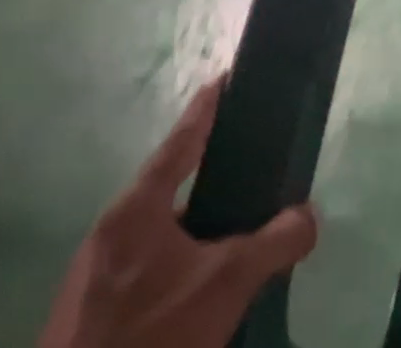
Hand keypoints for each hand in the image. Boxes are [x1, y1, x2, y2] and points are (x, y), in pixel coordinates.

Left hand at [39, 77, 318, 347]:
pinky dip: (187, 261)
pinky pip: (153, 266)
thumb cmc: (151, 331)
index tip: (227, 77)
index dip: (207, 109)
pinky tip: (212, 284)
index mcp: (135, 211)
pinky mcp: (95, 310)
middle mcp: (110, 232)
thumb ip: (277, 240)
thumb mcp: (229, 281)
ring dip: (203, 228)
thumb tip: (305, 218)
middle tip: (257, 168)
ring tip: (245, 235)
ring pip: (164, 232)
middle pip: (171, 186)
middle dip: (214, 175)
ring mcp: (97, 274)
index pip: (180, 142)